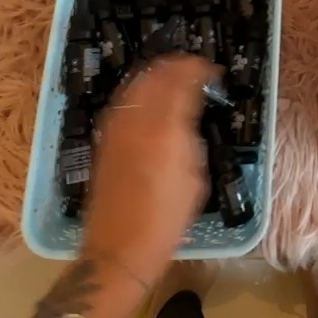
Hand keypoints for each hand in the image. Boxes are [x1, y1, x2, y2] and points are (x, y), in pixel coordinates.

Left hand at [82, 53, 218, 288]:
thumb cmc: (166, 221)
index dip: (200, 70)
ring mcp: (117, 129)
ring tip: (173, 75)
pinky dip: (139, 89)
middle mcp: (138, 121)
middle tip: (195, 69)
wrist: (119, 250)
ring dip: (157, 73)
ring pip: (136, 83)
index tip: (213, 72)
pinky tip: (148, 96)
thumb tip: (189, 118)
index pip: (183, 81)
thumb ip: (191, 139)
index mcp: (166, 129)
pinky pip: (123, 101)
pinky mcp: (104, 140)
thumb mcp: (194, 178)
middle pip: (157, 75)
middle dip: (178, 66)